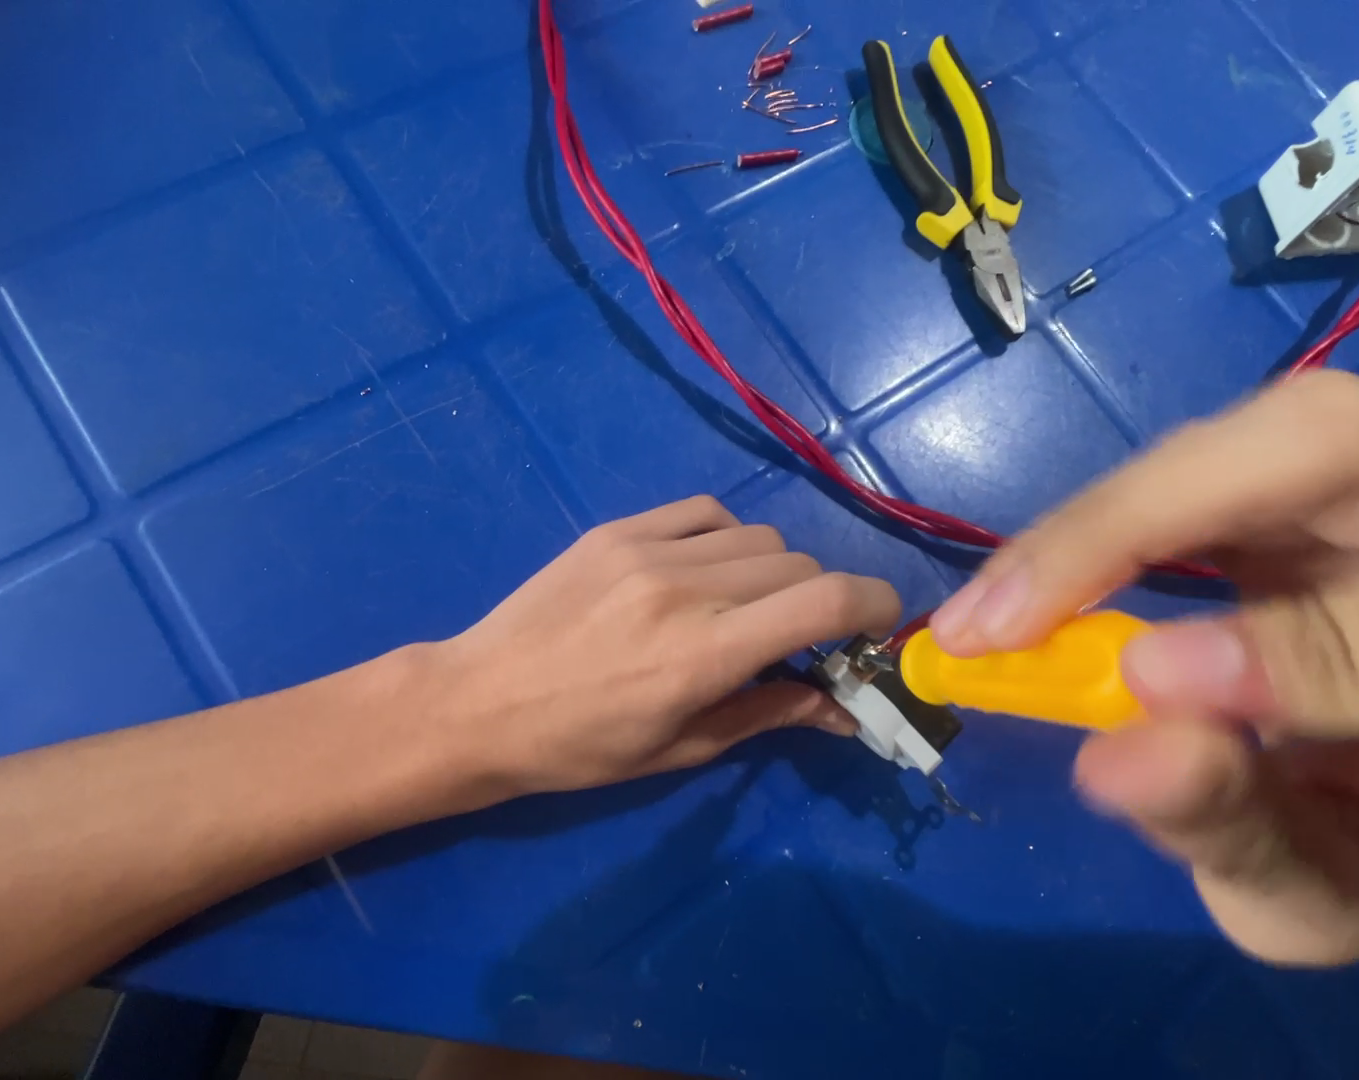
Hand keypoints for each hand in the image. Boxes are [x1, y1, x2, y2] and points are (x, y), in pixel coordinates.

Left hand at [433, 496, 899, 795]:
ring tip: (742, 606)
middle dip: (820, 601)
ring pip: (759, 536)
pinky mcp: (619, 528)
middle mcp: (684, 589)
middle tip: (798, 637)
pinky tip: (706, 570)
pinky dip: (728, 539)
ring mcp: (648, 548)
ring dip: (774, 573)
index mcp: (703, 655)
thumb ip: (770, 715)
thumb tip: (847, 712)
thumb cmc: (580, 747)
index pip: (825, 602)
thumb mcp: (682, 748)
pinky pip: (706, 512)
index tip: (880, 626)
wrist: (479, 702)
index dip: (875, 605)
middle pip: (800, 565)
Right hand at [931, 372, 1358, 963]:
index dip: (1310, 646)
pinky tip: (1029, 590)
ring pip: (1227, 439)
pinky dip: (1088, 529)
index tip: (1142, 694)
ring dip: (1080, 528)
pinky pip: (1184, 466)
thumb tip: (1110, 756)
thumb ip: (1254, 839)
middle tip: (988, 629)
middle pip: (1312, 443)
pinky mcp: (1307, 461)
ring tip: (987, 620)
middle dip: (1119, 531)